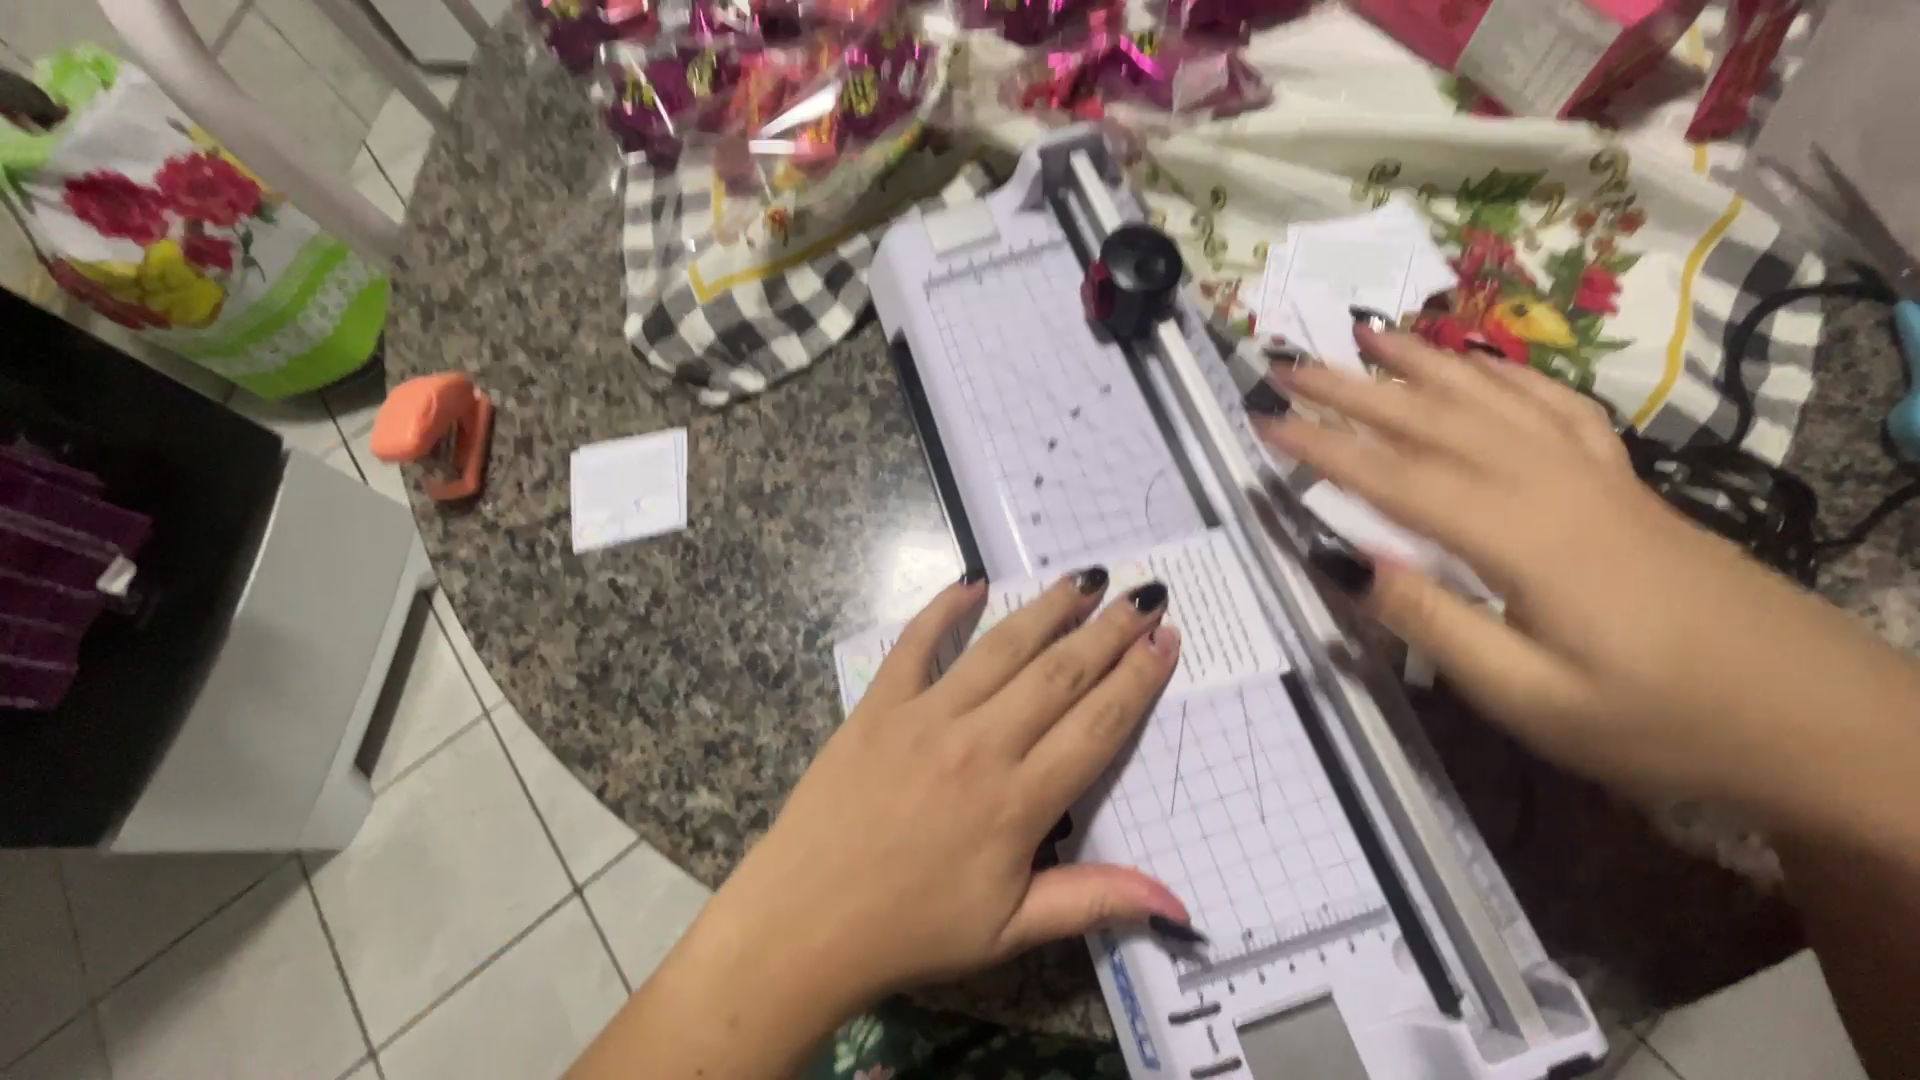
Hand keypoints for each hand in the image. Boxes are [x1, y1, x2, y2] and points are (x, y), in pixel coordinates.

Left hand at [703, 571, 1188, 1011]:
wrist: (805, 922)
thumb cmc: (913, 930)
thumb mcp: (1010, 931)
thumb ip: (1093, 900)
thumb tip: (1178, 902)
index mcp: (1019, 801)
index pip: (1097, 725)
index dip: (1138, 679)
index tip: (1167, 639)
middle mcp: (980, 745)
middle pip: (1059, 674)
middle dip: (1109, 631)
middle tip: (1144, 593)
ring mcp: (925, 716)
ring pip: (1001, 648)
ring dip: (1047, 610)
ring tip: (1084, 579)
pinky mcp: (878, 705)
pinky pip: (916, 644)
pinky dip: (944, 609)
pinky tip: (972, 581)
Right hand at [1258, 327, 1919, 809]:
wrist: (1821, 719)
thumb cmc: (1662, 722)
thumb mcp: (1530, 697)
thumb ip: (1431, 621)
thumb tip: (1341, 559)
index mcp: (1520, 535)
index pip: (1396, 476)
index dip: (1322, 447)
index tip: (1261, 422)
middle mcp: (1552, 484)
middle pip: (1435, 420)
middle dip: (1353, 389)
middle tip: (1288, 365)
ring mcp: (1594, 477)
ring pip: (1491, 399)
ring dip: (1423, 364)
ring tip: (1368, 336)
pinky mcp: (1623, 486)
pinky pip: (1554, 408)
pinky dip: (1505, 377)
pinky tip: (1477, 367)